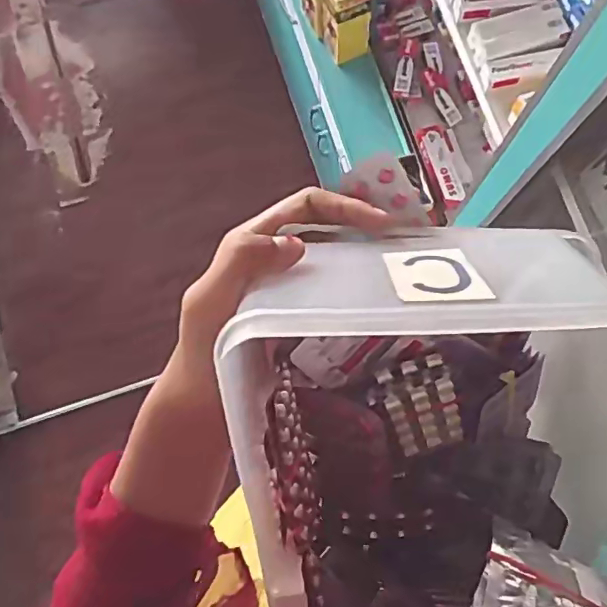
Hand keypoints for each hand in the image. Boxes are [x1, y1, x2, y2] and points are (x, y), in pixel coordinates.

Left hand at [114, 188, 390, 525]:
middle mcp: (273, 255)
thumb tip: (296, 243)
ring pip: (333, 253)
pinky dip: (358, 281)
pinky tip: (378, 293)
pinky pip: (332, 286)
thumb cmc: (203, 350)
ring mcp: (289, 283)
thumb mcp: (210, 301)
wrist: (204, 400)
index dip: (344, 206)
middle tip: (403, 236)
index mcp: (251, 242)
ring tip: (400, 259)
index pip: (305, 206)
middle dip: (364, 220)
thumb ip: (241, 262)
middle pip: (326, 223)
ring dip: (365, 249)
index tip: (380, 223)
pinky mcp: (299, 310)